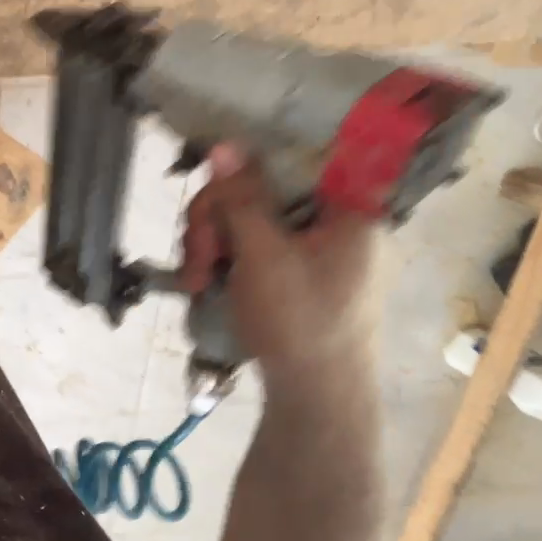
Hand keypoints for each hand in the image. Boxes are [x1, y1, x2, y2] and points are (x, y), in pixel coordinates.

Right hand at [180, 144, 379, 377]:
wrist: (314, 395)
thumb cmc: (299, 321)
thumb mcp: (263, 255)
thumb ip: (241, 199)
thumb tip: (224, 145)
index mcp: (345, 208)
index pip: (293, 158)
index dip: (247, 164)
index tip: (214, 189)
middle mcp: (330, 221)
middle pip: (256, 191)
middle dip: (214, 222)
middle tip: (197, 257)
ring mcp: (309, 248)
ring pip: (242, 220)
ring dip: (208, 245)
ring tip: (196, 281)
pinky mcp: (289, 271)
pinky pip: (245, 246)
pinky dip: (219, 261)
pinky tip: (203, 284)